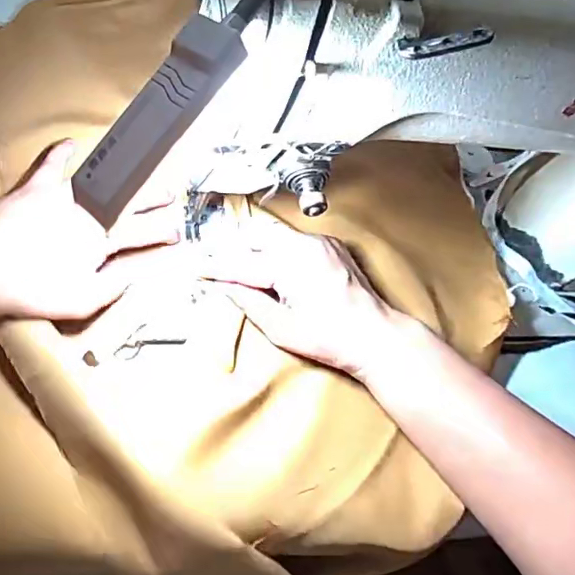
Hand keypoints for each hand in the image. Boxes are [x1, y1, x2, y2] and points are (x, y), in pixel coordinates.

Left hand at [0, 140, 182, 320]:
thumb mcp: (83, 300)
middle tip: (171, 193)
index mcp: (102, 240)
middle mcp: (88, 212)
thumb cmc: (32, 289)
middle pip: (129, 201)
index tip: (177, 232)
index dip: (162, 233)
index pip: (141, 234)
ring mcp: (63, 196)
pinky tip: (70, 144)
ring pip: (100, 181)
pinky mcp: (35, 188)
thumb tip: (137, 271)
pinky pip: (51, 165)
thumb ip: (114, 284)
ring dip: (122, 176)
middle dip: (153, 197)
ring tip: (137, 168)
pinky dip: (61, 153)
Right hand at [199, 215, 416, 377]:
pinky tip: (276, 270)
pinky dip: (278, 250)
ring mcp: (321, 243)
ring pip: (274, 235)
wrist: (376, 337)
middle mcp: (305, 245)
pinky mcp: (331, 246)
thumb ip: (249, 302)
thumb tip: (226, 287)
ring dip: (256, 249)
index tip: (198, 269)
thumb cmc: (332, 338)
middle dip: (235, 251)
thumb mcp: (280, 328)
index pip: (241, 263)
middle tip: (219, 268)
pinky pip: (294, 240)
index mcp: (290, 264)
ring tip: (245, 270)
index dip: (216, 268)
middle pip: (256, 237)